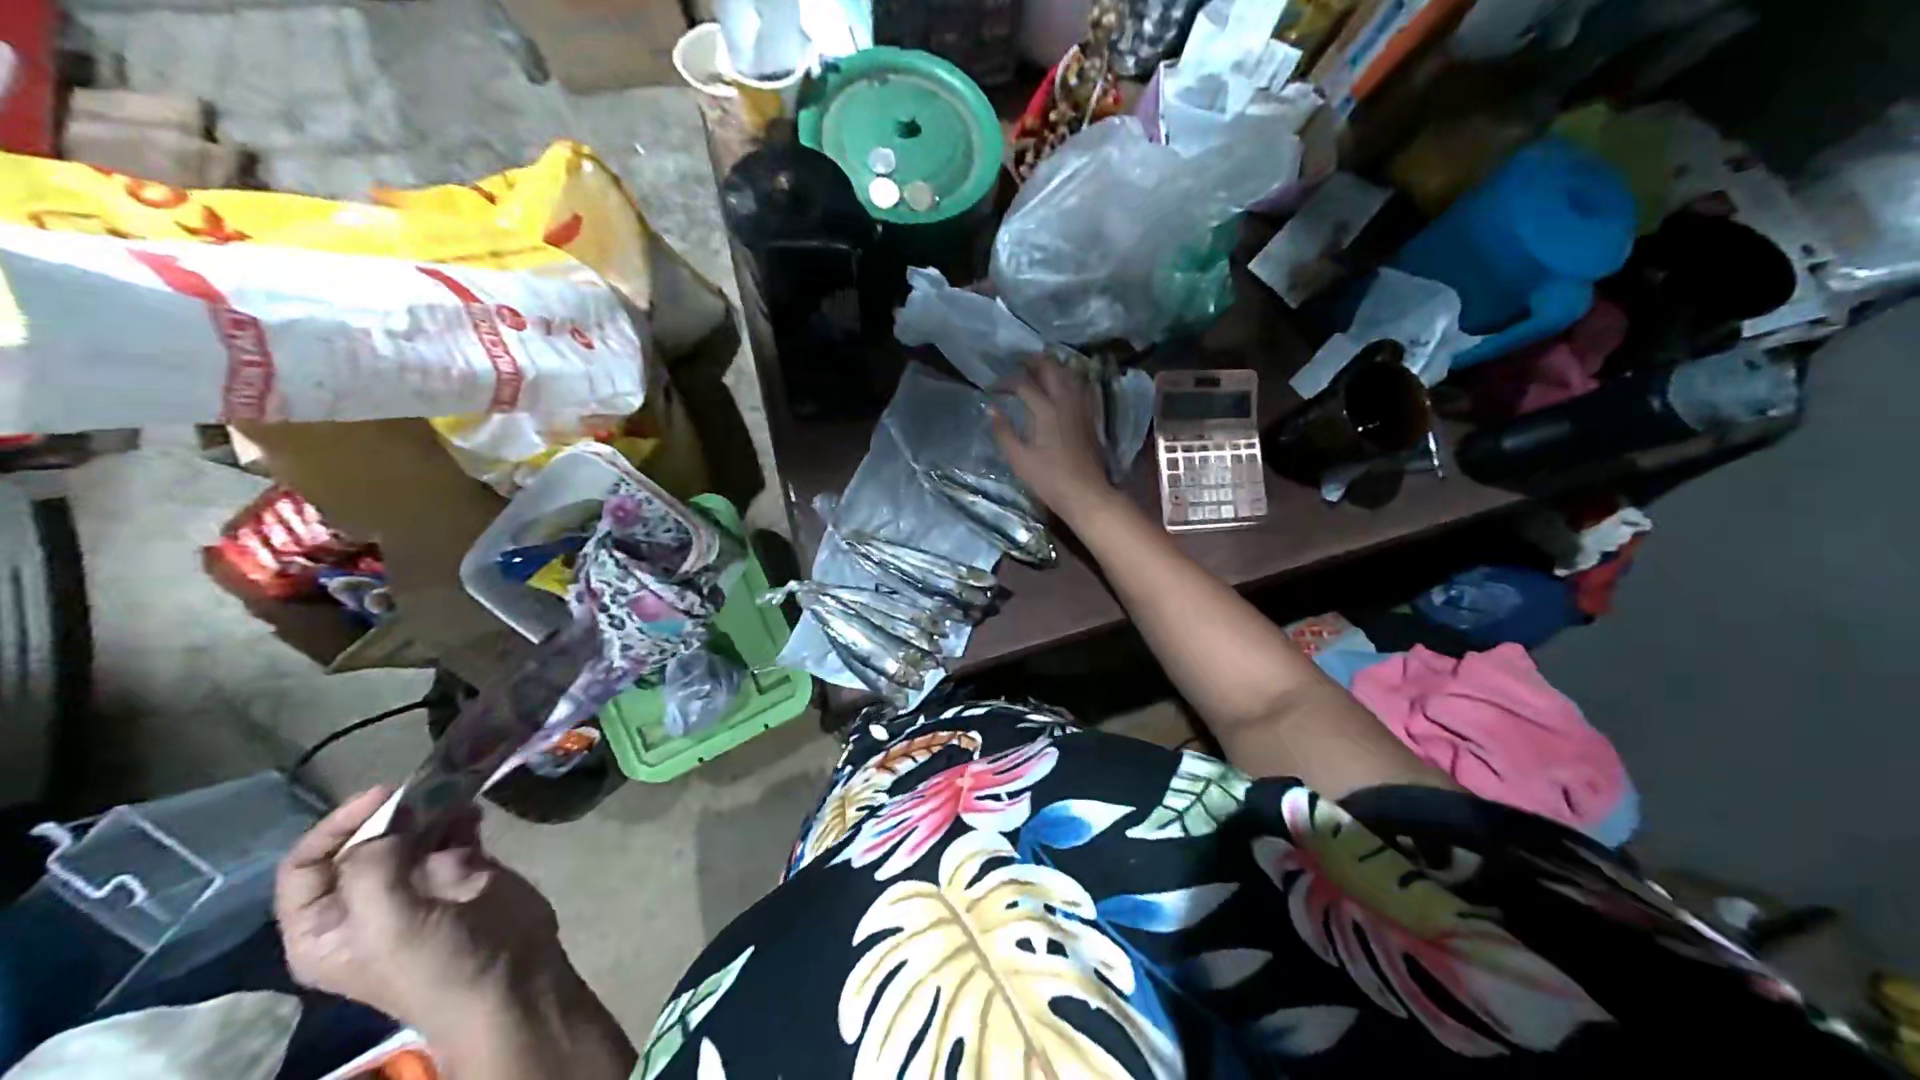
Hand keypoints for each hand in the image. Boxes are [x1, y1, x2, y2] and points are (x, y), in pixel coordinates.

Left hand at [274, 788, 627, 1074]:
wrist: (512, 979)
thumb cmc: (437, 964)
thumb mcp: (388, 925)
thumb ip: (371, 869)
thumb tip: (387, 826)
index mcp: (325, 926)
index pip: (306, 865)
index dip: (336, 827)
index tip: (381, 796)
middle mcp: (364, 901)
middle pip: (361, 841)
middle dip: (389, 812)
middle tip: (423, 788)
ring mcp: (415, 883)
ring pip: (409, 830)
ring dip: (428, 806)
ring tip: (453, 791)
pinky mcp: (460, 869)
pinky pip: (451, 829)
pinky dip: (460, 812)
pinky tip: (473, 808)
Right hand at [990, 355, 1115, 522]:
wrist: (1086, 493)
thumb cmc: (1049, 479)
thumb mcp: (1019, 459)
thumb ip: (1003, 431)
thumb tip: (991, 408)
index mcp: (1046, 409)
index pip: (1022, 383)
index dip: (1005, 382)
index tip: (992, 389)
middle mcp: (1065, 400)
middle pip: (1050, 367)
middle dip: (1032, 362)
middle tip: (1016, 365)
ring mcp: (1081, 406)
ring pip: (1068, 373)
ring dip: (1051, 367)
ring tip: (1036, 370)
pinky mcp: (1090, 415)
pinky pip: (1079, 386)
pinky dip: (1066, 378)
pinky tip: (1058, 386)